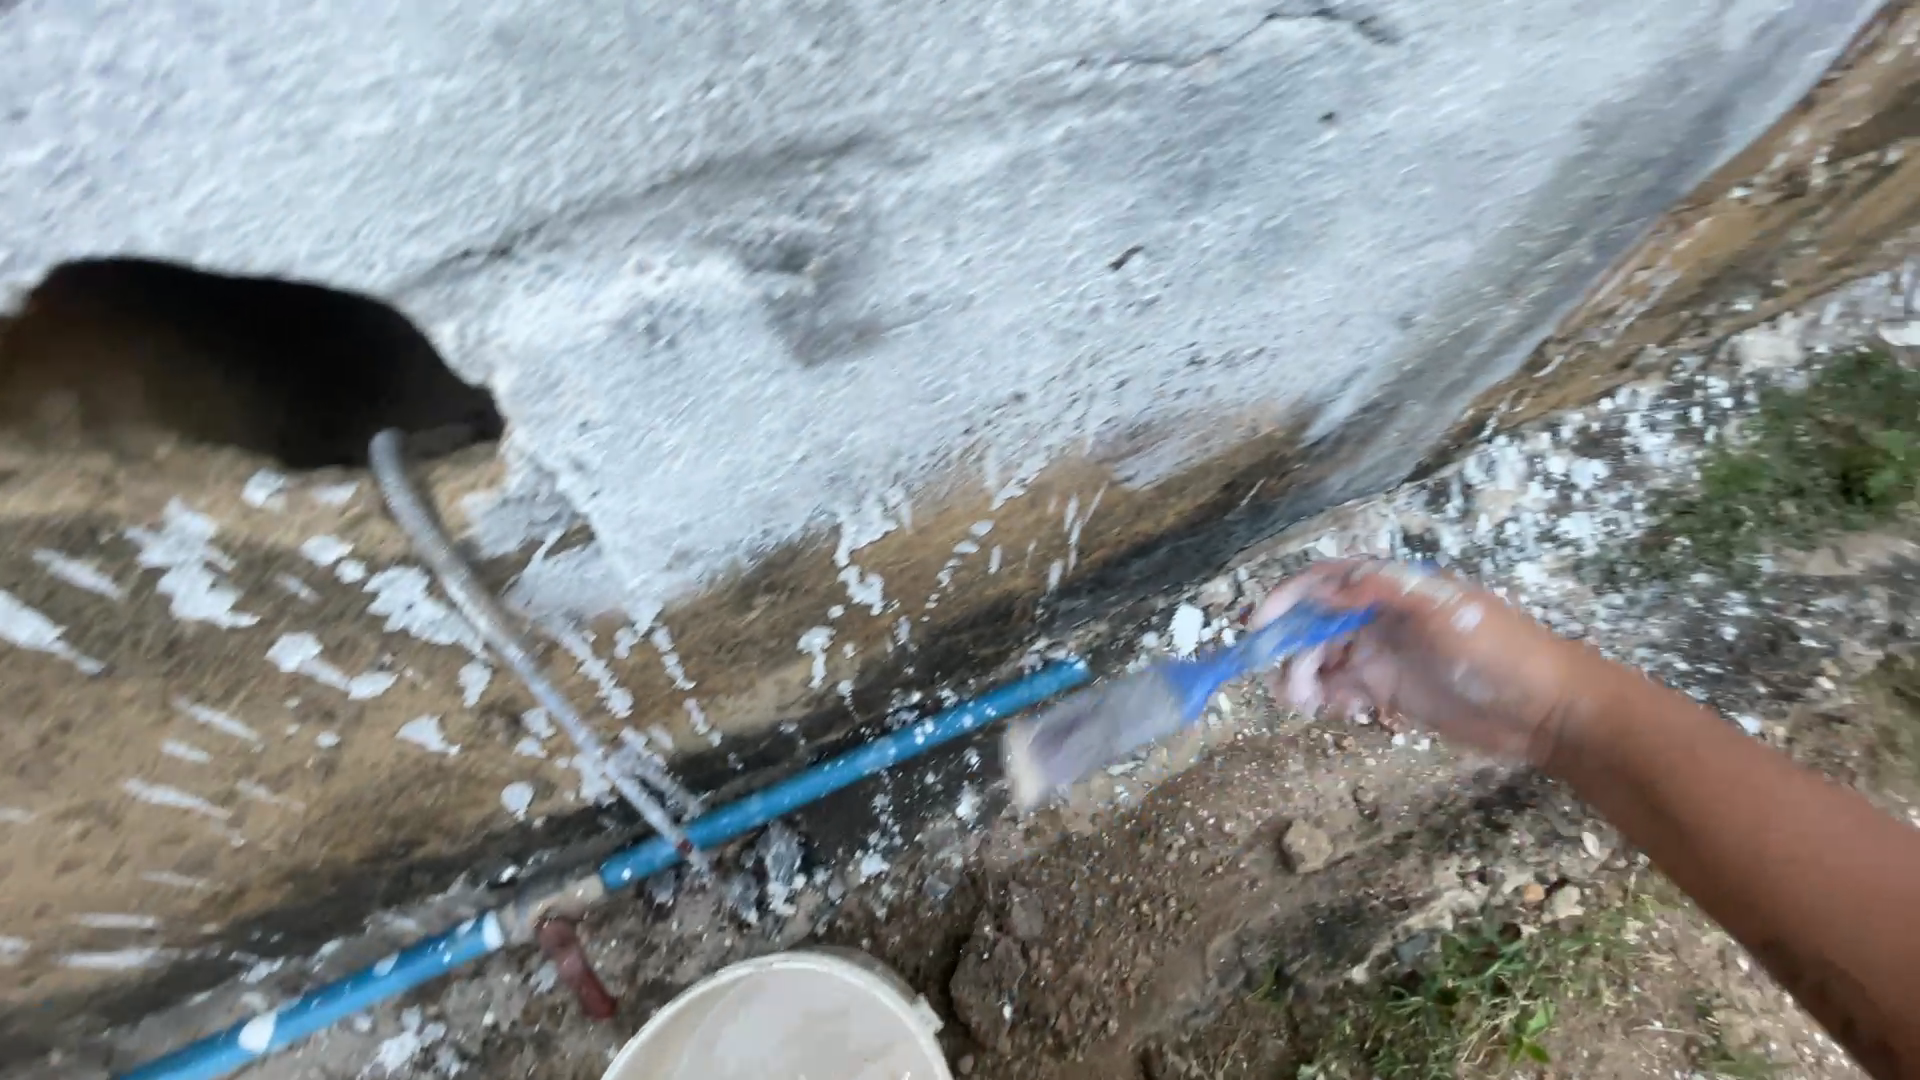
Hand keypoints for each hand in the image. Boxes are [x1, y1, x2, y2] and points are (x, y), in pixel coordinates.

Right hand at [1249, 560, 1617, 765]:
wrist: (1550, 712)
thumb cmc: (1499, 651)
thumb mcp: (1444, 611)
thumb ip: (1381, 591)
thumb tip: (1319, 591)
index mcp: (1389, 589)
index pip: (1322, 583)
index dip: (1285, 600)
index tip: (1258, 627)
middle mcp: (1375, 617)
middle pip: (1310, 625)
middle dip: (1289, 650)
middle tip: (1286, 685)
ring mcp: (1378, 653)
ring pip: (1318, 659)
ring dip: (1301, 678)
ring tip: (1306, 704)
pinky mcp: (1385, 688)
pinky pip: (1337, 688)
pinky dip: (1326, 698)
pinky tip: (1342, 711)